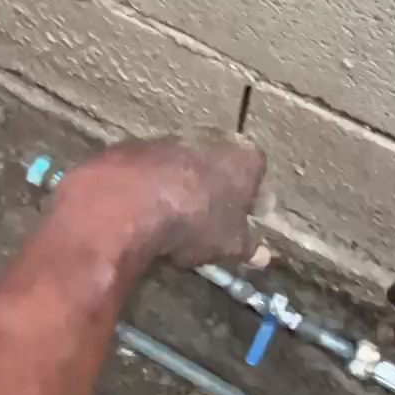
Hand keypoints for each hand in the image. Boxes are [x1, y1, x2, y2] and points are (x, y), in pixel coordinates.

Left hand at [54, 131, 266, 267]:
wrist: (132, 201)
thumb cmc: (197, 222)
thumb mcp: (229, 245)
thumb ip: (248, 247)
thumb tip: (262, 256)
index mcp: (245, 157)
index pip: (259, 174)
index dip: (254, 198)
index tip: (250, 217)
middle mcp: (213, 138)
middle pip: (221, 164)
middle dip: (219, 188)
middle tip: (213, 216)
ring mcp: (171, 138)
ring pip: (185, 164)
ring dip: (184, 184)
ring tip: (177, 215)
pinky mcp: (136, 146)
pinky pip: (152, 170)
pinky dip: (153, 185)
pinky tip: (146, 208)